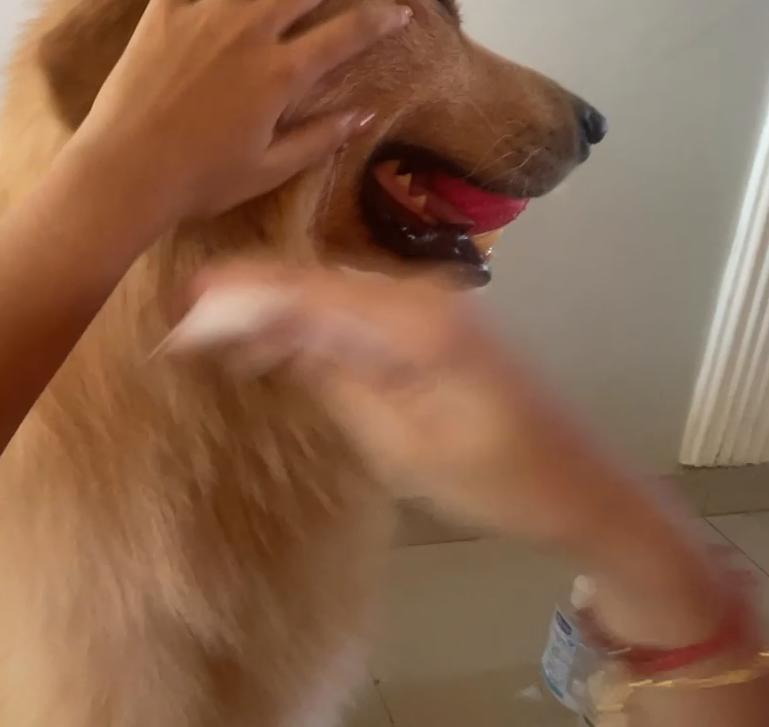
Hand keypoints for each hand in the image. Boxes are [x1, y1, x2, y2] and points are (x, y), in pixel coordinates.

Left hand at [67, 0, 410, 229]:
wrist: (127, 171)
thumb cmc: (200, 179)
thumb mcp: (269, 168)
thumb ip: (319, 138)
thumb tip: (366, 115)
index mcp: (283, 73)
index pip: (347, 35)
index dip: (380, 20)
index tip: (404, 8)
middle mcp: (253, 31)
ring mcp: (208, 13)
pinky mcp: (166, 10)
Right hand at [169, 262, 636, 548]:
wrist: (586, 487)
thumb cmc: (497, 480)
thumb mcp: (400, 442)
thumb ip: (330, 375)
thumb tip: (261, 332)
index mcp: (415, 318)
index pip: (305, 289)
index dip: (238, 295)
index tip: (182, 307)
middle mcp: (419, 289)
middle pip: (311, 281)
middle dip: (243, 299)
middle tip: (182, 326)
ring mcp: (428, 298)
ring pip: (327, 290)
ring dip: (270, 309)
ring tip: (209, 331)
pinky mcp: (429, 317)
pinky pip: (352, 307)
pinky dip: (307, 320)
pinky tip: (271, 339)